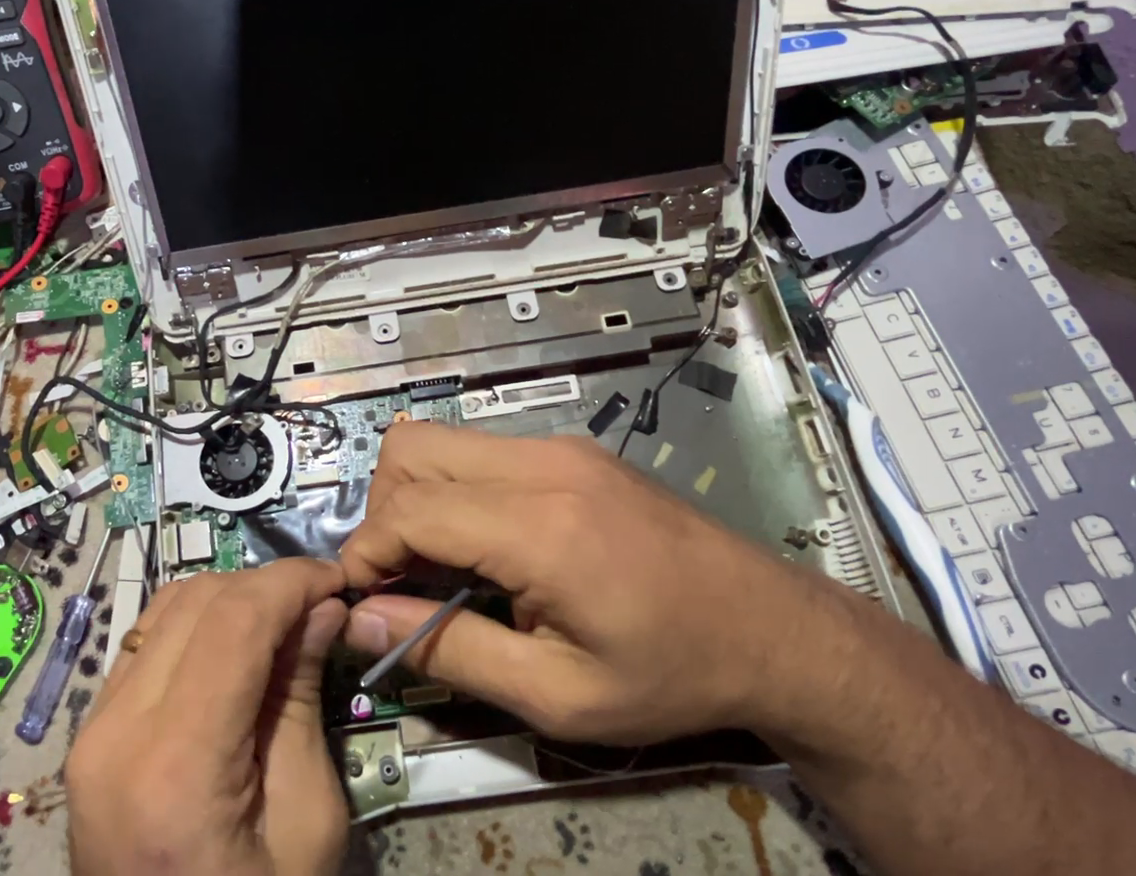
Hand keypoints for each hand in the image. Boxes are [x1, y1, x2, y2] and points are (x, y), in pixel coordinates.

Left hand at [66, 558, 349, 875]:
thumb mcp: (305, 822)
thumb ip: (302, 703)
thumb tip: (320, 610)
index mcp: (176, 766)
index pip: (234, 620)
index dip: (292, 582)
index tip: (339, 580)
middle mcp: (116, 732)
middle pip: (196, 602)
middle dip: (266, 586)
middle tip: (319, 607)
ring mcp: (90, 731)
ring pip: (164, 609)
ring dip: (230, 599)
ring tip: (281, 625)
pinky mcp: (87, 735)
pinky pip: (145, 644)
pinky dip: (195, 627)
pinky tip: (235, 650)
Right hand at [339, 423, 828, 745]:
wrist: (775, 632)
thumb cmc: (672, 675)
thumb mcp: (557, 695)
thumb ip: (449, 652)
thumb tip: (360, 620)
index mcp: (541, 527)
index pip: (408, 508)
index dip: (365, 552)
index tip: (363, 601)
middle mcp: (544, 465)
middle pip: (409, 449)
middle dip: (382, 513)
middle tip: (403, 581)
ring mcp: (561, 448)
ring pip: (440, 440)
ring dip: (415, 498)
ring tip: (441, 568)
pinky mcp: (572, 451)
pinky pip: (480, 450)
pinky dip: (454, 490)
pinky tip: (485, 547)